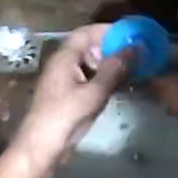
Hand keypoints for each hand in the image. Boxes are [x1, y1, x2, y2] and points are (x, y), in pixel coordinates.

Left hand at [11, 24, 129, 167]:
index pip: (86, 32)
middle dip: (112, 48)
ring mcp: (65, 80)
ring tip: (132, 69)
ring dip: (109, 64)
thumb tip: (135, 48)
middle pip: (89, 47)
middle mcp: (63, 64)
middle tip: (136, 55)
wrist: (41, 147)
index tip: (131, 34)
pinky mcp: (69, 95)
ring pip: (90, 63)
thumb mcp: (93, 93)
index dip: (108, 30)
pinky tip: (119, 85)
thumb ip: (114, 70)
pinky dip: (104, 78)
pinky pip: (88, 78)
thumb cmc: (64, 117)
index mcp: (65, 58)